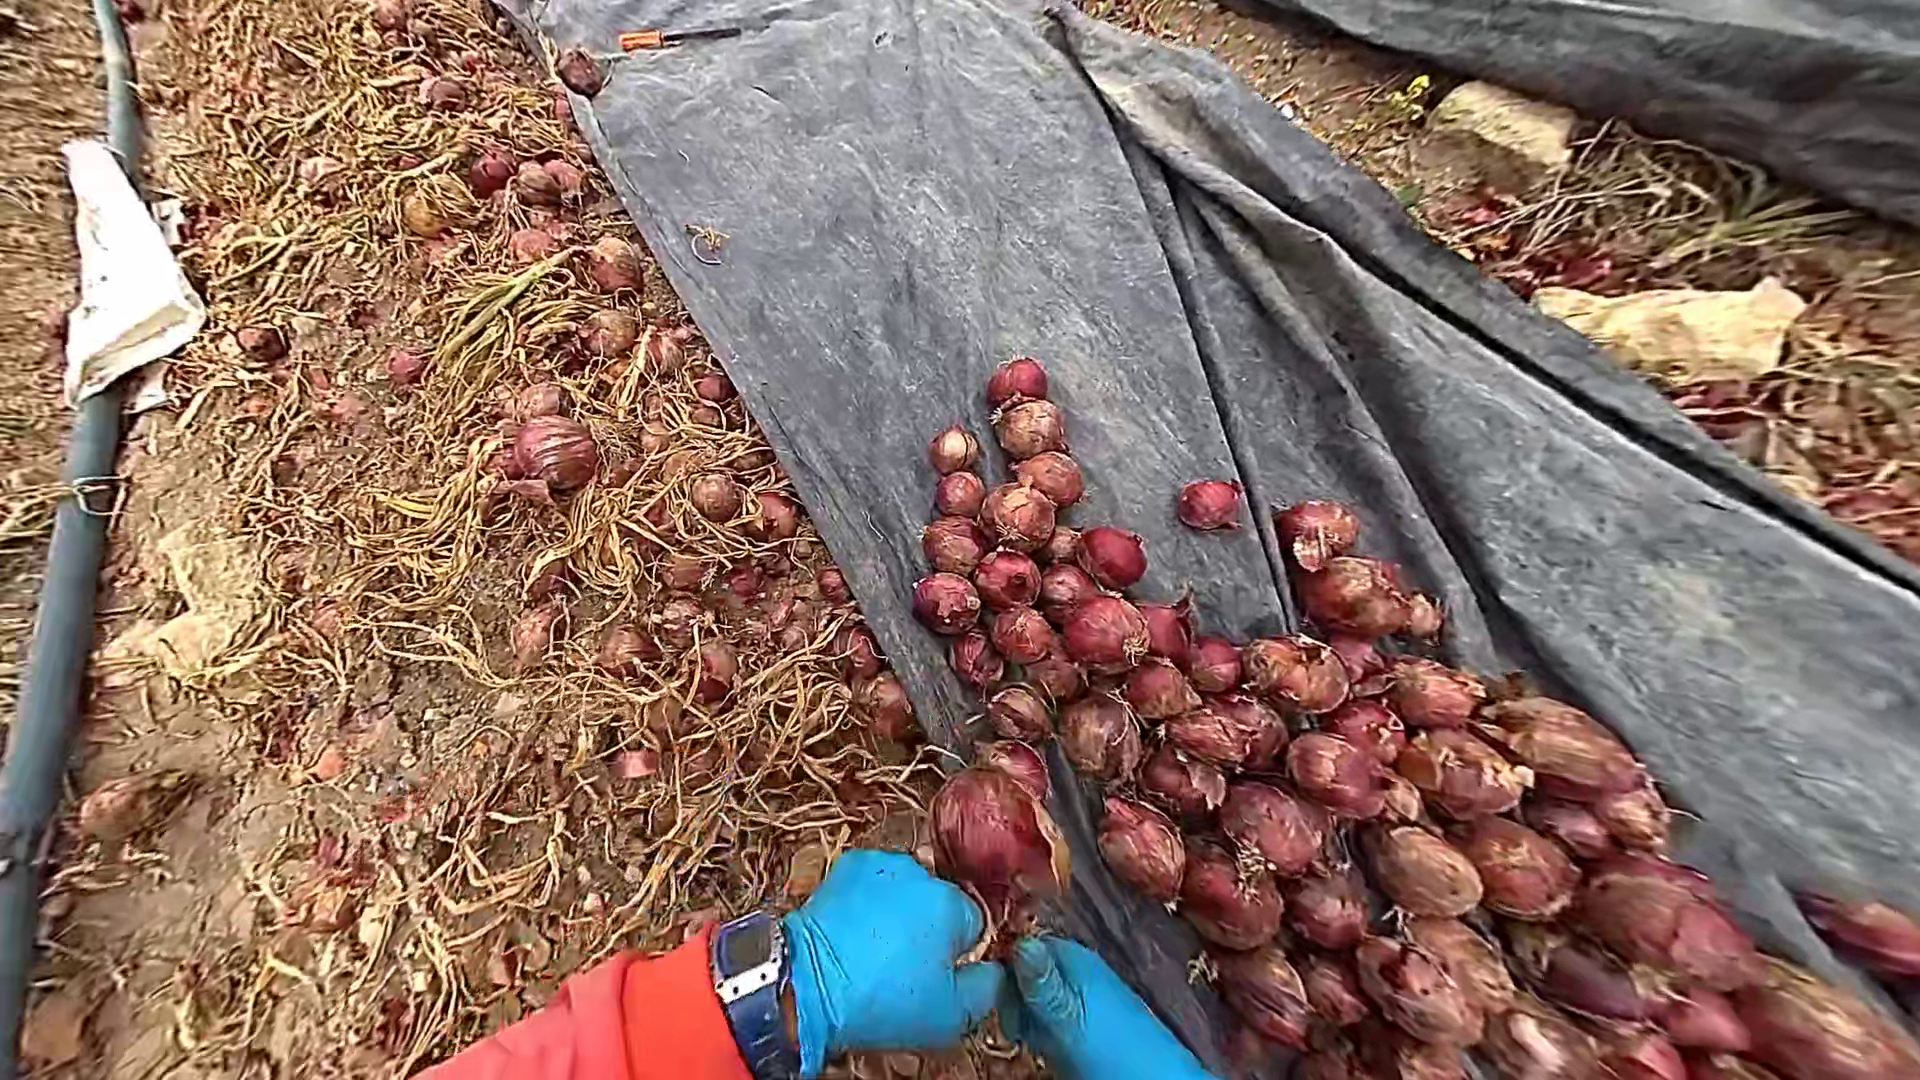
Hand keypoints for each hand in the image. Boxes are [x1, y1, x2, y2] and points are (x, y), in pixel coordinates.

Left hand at [782, 850, 1003, 1076]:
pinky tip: (858, 924)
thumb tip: (996, 969)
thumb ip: (988, 987)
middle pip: (940, 901)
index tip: (935, 971)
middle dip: (929, 926)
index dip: (955, 951)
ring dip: (901, 908)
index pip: (972, 922)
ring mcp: (886, 863)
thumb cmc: (881, 999)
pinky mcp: (855, 862)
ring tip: (877, 945)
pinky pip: (876, 877)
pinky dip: (871, 895)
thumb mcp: (950, 1015)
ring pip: (909, 887)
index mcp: (951, 905)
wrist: (812, 981)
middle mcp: (923, 873)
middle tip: (904, 963)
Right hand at [1005, 936, 1216, 1079]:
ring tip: (1029, 1038)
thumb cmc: (1113, 1052)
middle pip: (1029, 970)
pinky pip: (1053, 1015)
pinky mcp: (1089, 1022)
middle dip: (1014, 994)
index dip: (1004, 966)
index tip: (991, 996)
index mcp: (1073, 956)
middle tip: (1012, 1025)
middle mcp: (1077, 968)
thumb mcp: (1070, 1018)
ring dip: (1027, 1014)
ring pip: (1039, 995)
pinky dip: (1043, 1029)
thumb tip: (1016, 940)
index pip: (1024, 943)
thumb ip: (1042, 982)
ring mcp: (1084, 995)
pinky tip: (1045, 1048)